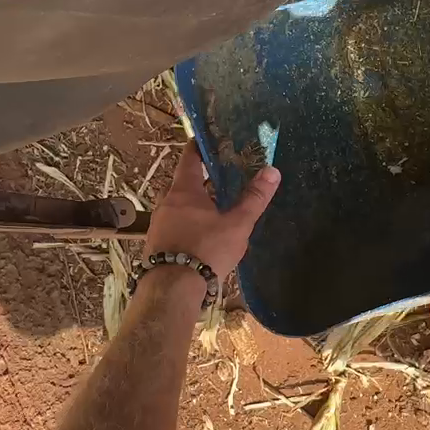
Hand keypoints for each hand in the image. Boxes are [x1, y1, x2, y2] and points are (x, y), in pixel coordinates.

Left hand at [143, 147, 280, 278]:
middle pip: (184, 183)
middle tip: (221, 175)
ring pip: (179, 206)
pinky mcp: (157, 245)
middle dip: (202, 179)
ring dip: (196, 203)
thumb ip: (254, 198)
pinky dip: (189, 222)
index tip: (207, 138)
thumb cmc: (206, 250)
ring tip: (216, 206)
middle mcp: (167, 204)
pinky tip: (203, 233)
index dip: (198, 147)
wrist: (172, 290)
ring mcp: (159, 225)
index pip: (189, 159)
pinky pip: (175, 224)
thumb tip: (272, 170)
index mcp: (184, 192)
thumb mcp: (237, 224)